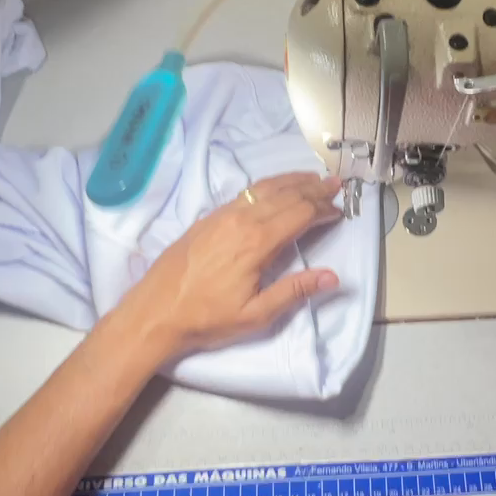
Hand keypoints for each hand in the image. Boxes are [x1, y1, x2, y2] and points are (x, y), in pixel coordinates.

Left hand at [114, 172, 343, 356]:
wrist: (154, 312)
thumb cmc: (206, 318)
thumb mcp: (255, 315)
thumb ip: (295, 291)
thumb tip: (333, 277)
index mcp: (257, 241)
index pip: (300, 213)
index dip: (323, 209)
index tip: (340, 210)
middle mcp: (241, 219)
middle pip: (285, 194)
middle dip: (313, 188)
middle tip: (336, 185)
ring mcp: (222, 214)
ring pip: (264, 188)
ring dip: (292, 181)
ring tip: (313, 178)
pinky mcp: (208, 217)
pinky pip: (245, 192)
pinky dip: (268, 185)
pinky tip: (275, 189)